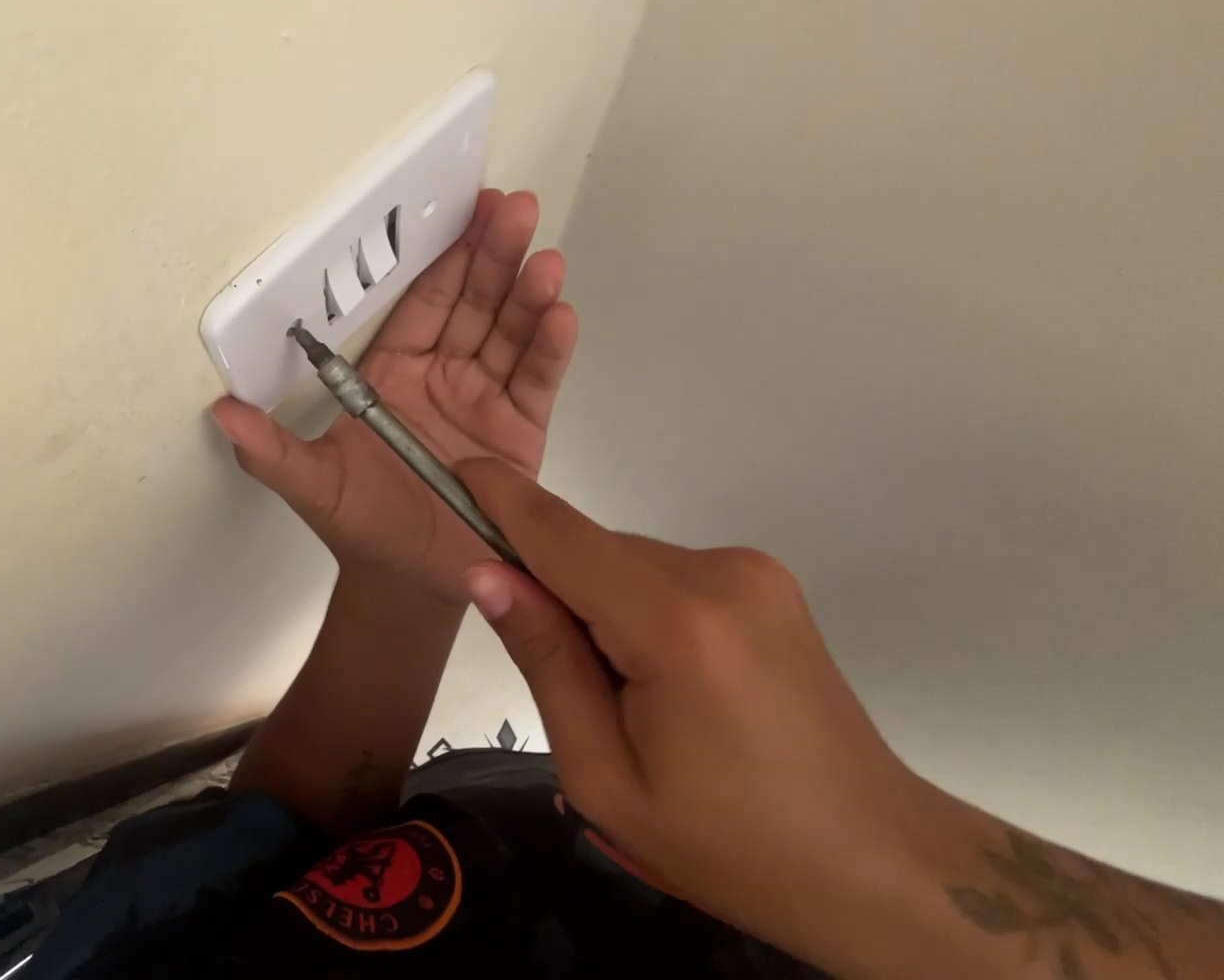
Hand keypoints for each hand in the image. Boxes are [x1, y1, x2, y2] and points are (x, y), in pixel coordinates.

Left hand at [211, 190, 576, 603]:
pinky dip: (547, 349)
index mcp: (392, 375)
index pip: (421, 305)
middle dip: (493, 257)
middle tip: (514, 208)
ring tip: (543, 261)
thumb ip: (270, 450)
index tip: (464, 213)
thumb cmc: (361, 527)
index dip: (442, 261)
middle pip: (473, 305)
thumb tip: (219, 413)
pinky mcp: (519, 431)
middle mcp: (442, 375)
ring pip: (508, 334)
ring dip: (526, 295)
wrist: (409, 580)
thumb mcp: (312, 484)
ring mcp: (484, 399)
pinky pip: (535, 383)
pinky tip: (558, 313)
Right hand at [457, 459, 951, 977]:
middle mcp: (719, 574)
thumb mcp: (602, 773)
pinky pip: (659, 572)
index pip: (562, 536)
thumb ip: (543, 660)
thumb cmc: (727, 842)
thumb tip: (487, 573)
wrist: (878, 866)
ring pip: (622, 560)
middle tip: (556, 676)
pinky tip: (658, 675)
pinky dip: (630, 605)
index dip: (502, 498)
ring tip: (622, 693)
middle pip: (589, 551)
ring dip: (593, 602)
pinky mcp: (765, 581)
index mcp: (677, 627)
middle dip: (548, 587)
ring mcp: (752, 572)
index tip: (454, 467)